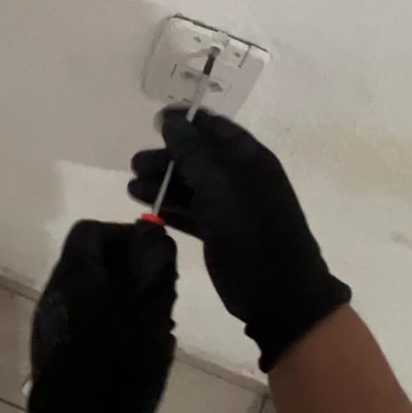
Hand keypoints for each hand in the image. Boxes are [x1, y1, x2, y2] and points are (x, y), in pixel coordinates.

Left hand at [3, 220, 176, 412]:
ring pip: (95, 295)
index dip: (125, 235)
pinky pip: (90, 324)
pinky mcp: (57, 354)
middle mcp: (56, 293)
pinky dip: (114, 327)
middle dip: (131, 271)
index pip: (92, 231)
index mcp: (73, 274)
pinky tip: (137, 352)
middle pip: (94, 263)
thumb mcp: (147, 303)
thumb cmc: (116, 362)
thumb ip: (152, 260)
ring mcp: (53, 325)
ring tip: (156, 326)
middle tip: (162, 296)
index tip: (154, 256)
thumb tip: (152, 233)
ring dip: (126, 301)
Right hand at [128, 109, 350, 370]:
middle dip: (167, 156)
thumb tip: (171, 120)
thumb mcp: (219, 188)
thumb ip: (193, 154)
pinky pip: (190, 211)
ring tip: (132, 187)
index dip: (187, 120)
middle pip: (198, 156)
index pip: (215, 128)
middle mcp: (239, 177)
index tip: (155, 120)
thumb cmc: (252, 231)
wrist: (279, 292)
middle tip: (136, 163)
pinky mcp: (219, 232)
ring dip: (163, 182)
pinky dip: (169, 207)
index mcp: (249, 158)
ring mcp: (230, 206)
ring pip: (191, 185)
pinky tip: (146, 207)